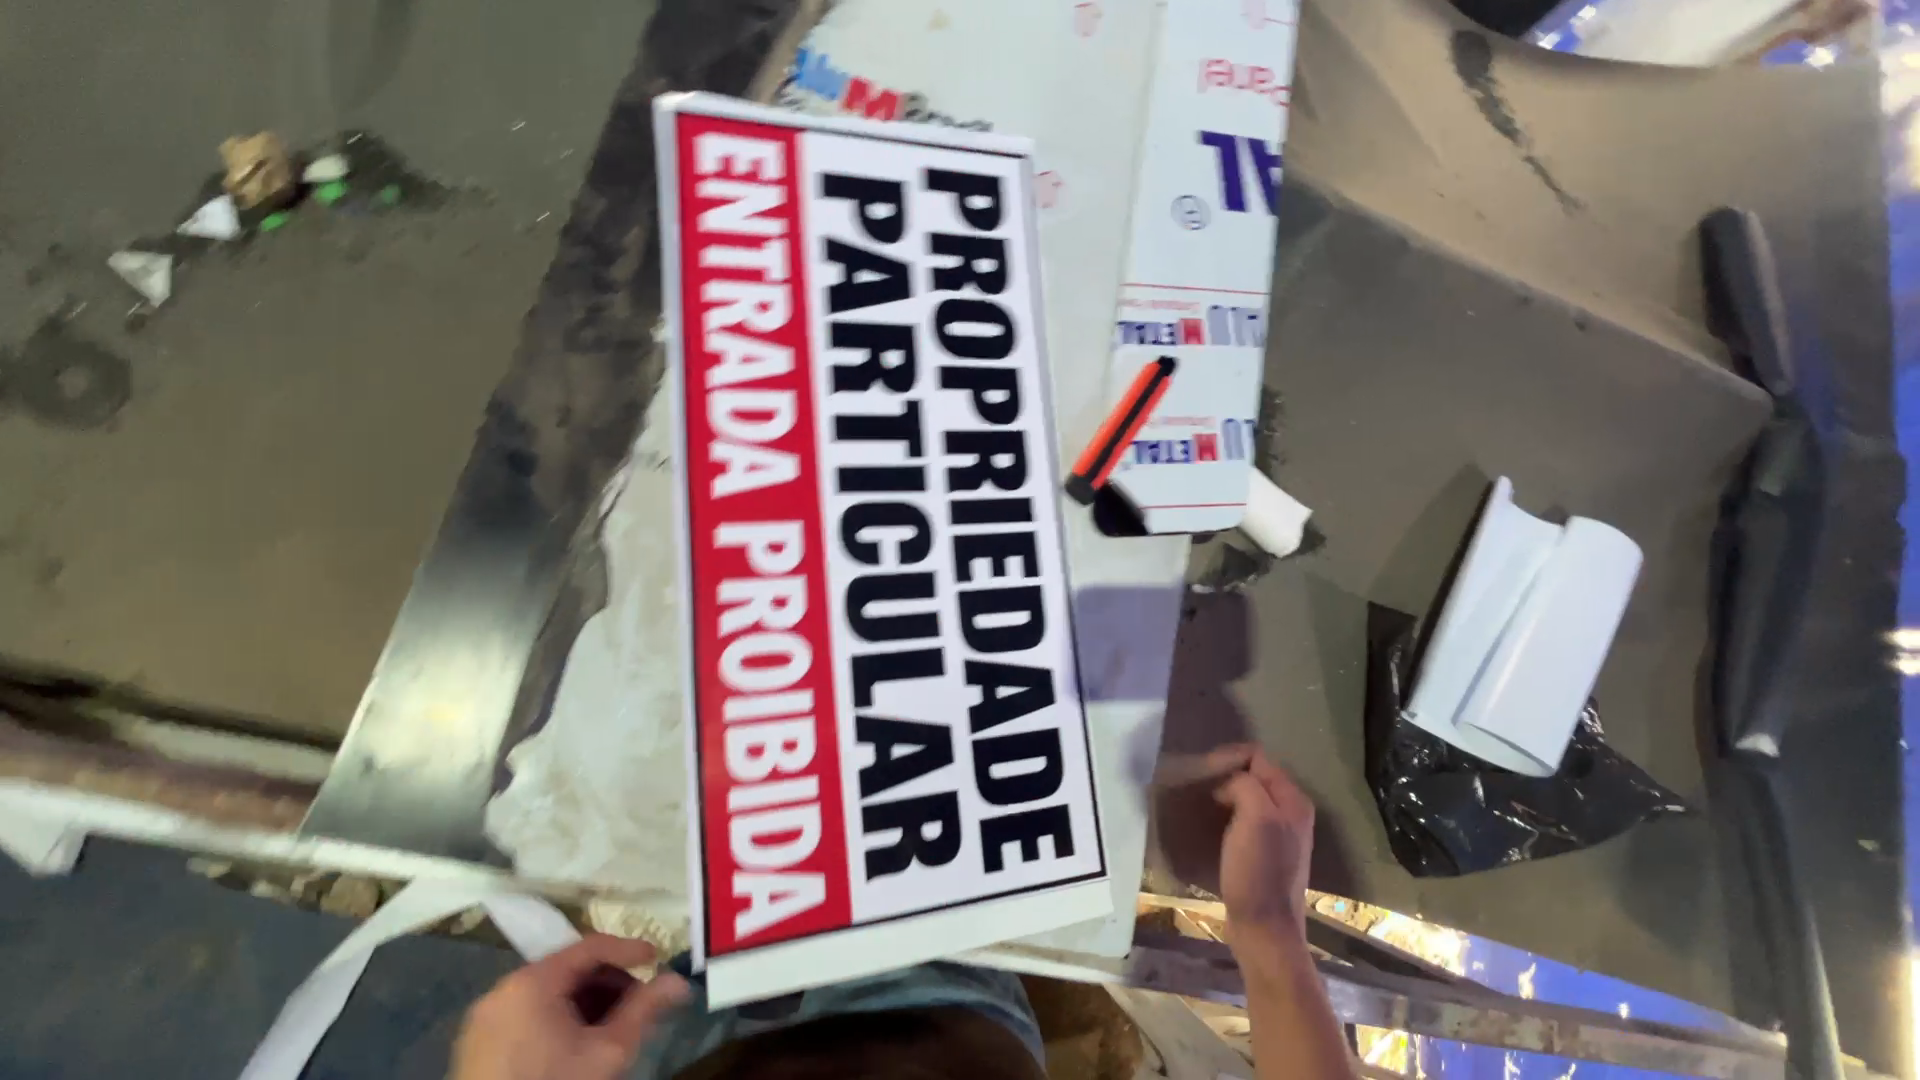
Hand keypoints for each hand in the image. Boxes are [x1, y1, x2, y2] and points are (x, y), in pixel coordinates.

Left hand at [450, 933, 691, 1079]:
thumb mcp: (606, 1052)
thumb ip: (645, 1009)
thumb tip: (679, 982)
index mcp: (533, 982)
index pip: (591, 947)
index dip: (629, 951)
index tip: (658, 959)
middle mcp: (503, 990)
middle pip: (569, 968)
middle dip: (609, 982)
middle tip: (638, 1002)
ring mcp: (485, 1019)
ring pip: (549, 992)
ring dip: (586, 1001)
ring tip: (612, 1026)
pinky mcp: (476, 1046)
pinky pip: (529, 1014)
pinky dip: (559, 1018)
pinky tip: (579, 1044)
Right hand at [1209, 744, 1315, 946]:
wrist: (1263, 929)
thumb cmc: (1258, 872)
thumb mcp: (1255, 818)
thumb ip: (1244, 786)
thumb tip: (1225, 783)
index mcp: (1293, 800)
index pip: (1257, 756)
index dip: (1228, 758)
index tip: (1201, 773)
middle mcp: (1290, 811)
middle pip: (1252, 775)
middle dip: (1223, 775)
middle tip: (1197, 786)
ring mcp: (1278, 833)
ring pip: (1245, 796)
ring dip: (1222, 795)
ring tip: (1198, 803)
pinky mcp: (1263, 852)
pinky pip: (1241, 818)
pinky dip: (1224, 814)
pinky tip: (1208, 824)